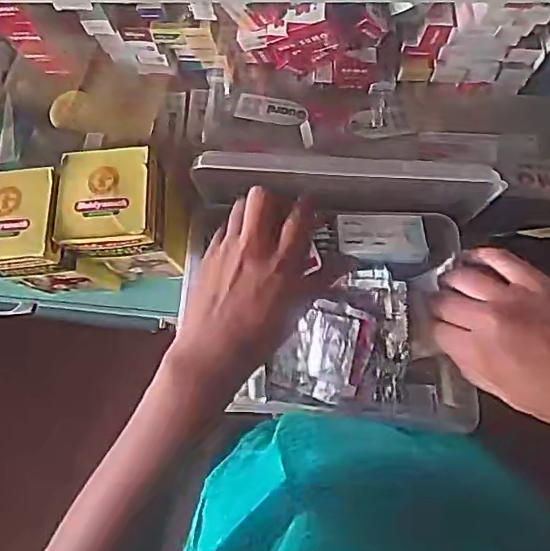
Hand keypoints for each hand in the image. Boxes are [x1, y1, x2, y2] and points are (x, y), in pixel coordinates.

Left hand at [163, 187, 317, 407]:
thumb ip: (319, 281)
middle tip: (282, 212)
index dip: (308, 206)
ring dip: (253, 210)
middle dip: (276, 200)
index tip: (310, 207)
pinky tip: (240, 246)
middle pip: (263, 198)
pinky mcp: (209, 255)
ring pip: (240, 207)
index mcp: (281, 262)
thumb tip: (341, 267)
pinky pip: (223, 228)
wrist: (211, 352)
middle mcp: (253, 248)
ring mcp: (227, 249)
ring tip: (261, 225)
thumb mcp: (295, 310)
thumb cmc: (254, 339)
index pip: (299, 217)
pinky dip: (235, 230)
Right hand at [430, 248, 549, 478]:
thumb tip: (458, 349)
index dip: (433, 332)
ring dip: (451, 281)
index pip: (436, 331)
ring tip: (451, 285)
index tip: (437, 332)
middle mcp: (488, 319)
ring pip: (461, 275)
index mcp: (480, 355)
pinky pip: (497, 257)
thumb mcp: (510, 397)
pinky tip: (473, 261)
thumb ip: (475, 368)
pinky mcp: (537, 280)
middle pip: (443, 301)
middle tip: (440, 310)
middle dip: (437, 306)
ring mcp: (512, 295)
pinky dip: (479, 256)